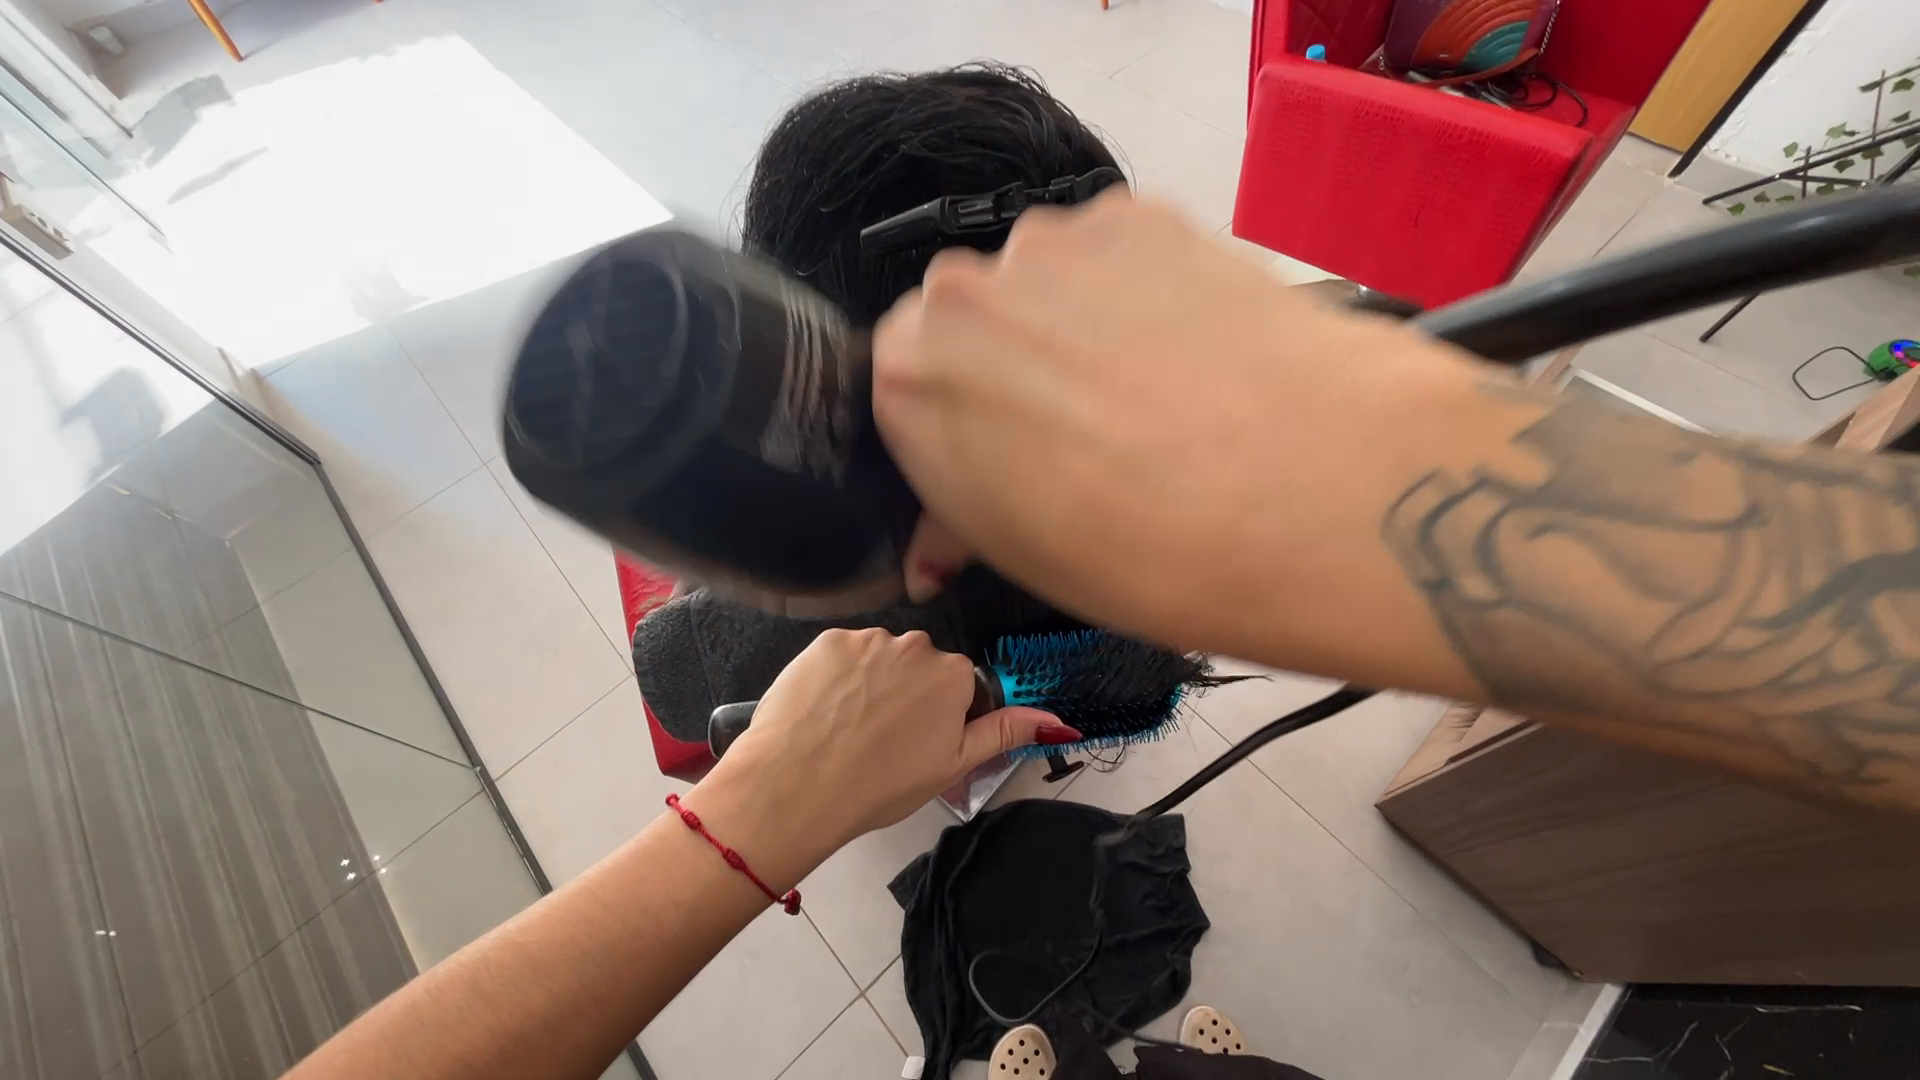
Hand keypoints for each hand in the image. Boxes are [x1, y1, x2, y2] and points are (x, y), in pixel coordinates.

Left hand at [681, 629, 1068, 887]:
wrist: (797, 786)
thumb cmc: (881, 784)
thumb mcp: (953, 766)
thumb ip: (1005, 732)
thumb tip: (1059, 720)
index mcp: (952, 674)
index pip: (959, 686)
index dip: (941, 717)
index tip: (918, 744)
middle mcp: (915, 644)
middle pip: (920, 666)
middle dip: (909, 694)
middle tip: (882, 739)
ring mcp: (867, 639)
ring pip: (880, 658)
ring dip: (873, 682)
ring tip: (849, 727)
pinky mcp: (826, 640)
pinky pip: (843, 654)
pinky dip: (838, 676)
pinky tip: (827, 710)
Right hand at [873, 193, 1489, 650]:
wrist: (1307, 489)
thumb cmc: (1142, 552)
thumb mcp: (1021, 556)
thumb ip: (959, 520)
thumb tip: (932, 543)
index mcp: (908, 381)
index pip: (906, 389)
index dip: (956, 430)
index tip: (996, 457)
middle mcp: (959, 293)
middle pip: (968, 327)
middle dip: (1007, 373)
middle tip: (1076, 426)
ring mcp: (1051, 243)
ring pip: (1039, 287)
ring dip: (1069, 328)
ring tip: (1146, 390)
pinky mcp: (1139, 212)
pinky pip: (1109, 258)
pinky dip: (1131, 296)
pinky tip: (1182, 351)